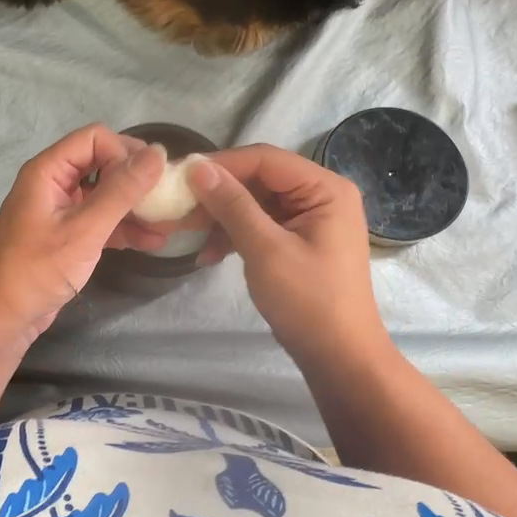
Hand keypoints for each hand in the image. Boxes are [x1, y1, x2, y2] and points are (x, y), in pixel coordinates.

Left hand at [0, 125, 168, 338]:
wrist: (4, 317)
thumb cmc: (39, 269)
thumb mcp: (85, 229)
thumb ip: (121, 190)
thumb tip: (157, 153)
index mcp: (47, 171)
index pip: (94, 138)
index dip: (124, 153)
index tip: (149, 181)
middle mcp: (52, 183)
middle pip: (102, 163)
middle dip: (135, 180)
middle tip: (168, 200)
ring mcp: (58, 210)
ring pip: (104, 194)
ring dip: (134, 207)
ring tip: (169, 225)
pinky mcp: (65, 235)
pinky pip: (99, 220)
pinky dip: (123, 228)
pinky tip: (152, 242)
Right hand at [185, 144, 387, 359]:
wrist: (339, 357)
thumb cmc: (308, 301)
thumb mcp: (265, 250)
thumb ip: (232, 205)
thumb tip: (197, 167)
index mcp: (325, 189)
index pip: (265, 159)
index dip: (221, 165)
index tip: (180, 177)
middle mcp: (321, 195)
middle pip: (258, 178)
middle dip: (217, 193)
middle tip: (178, 207)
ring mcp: (310, 219)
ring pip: (254, 201)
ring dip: (220, 216)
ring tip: (186, 233)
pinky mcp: (298, 240)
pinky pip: (259, 223)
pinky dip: (233, 235)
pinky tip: (208, 256)